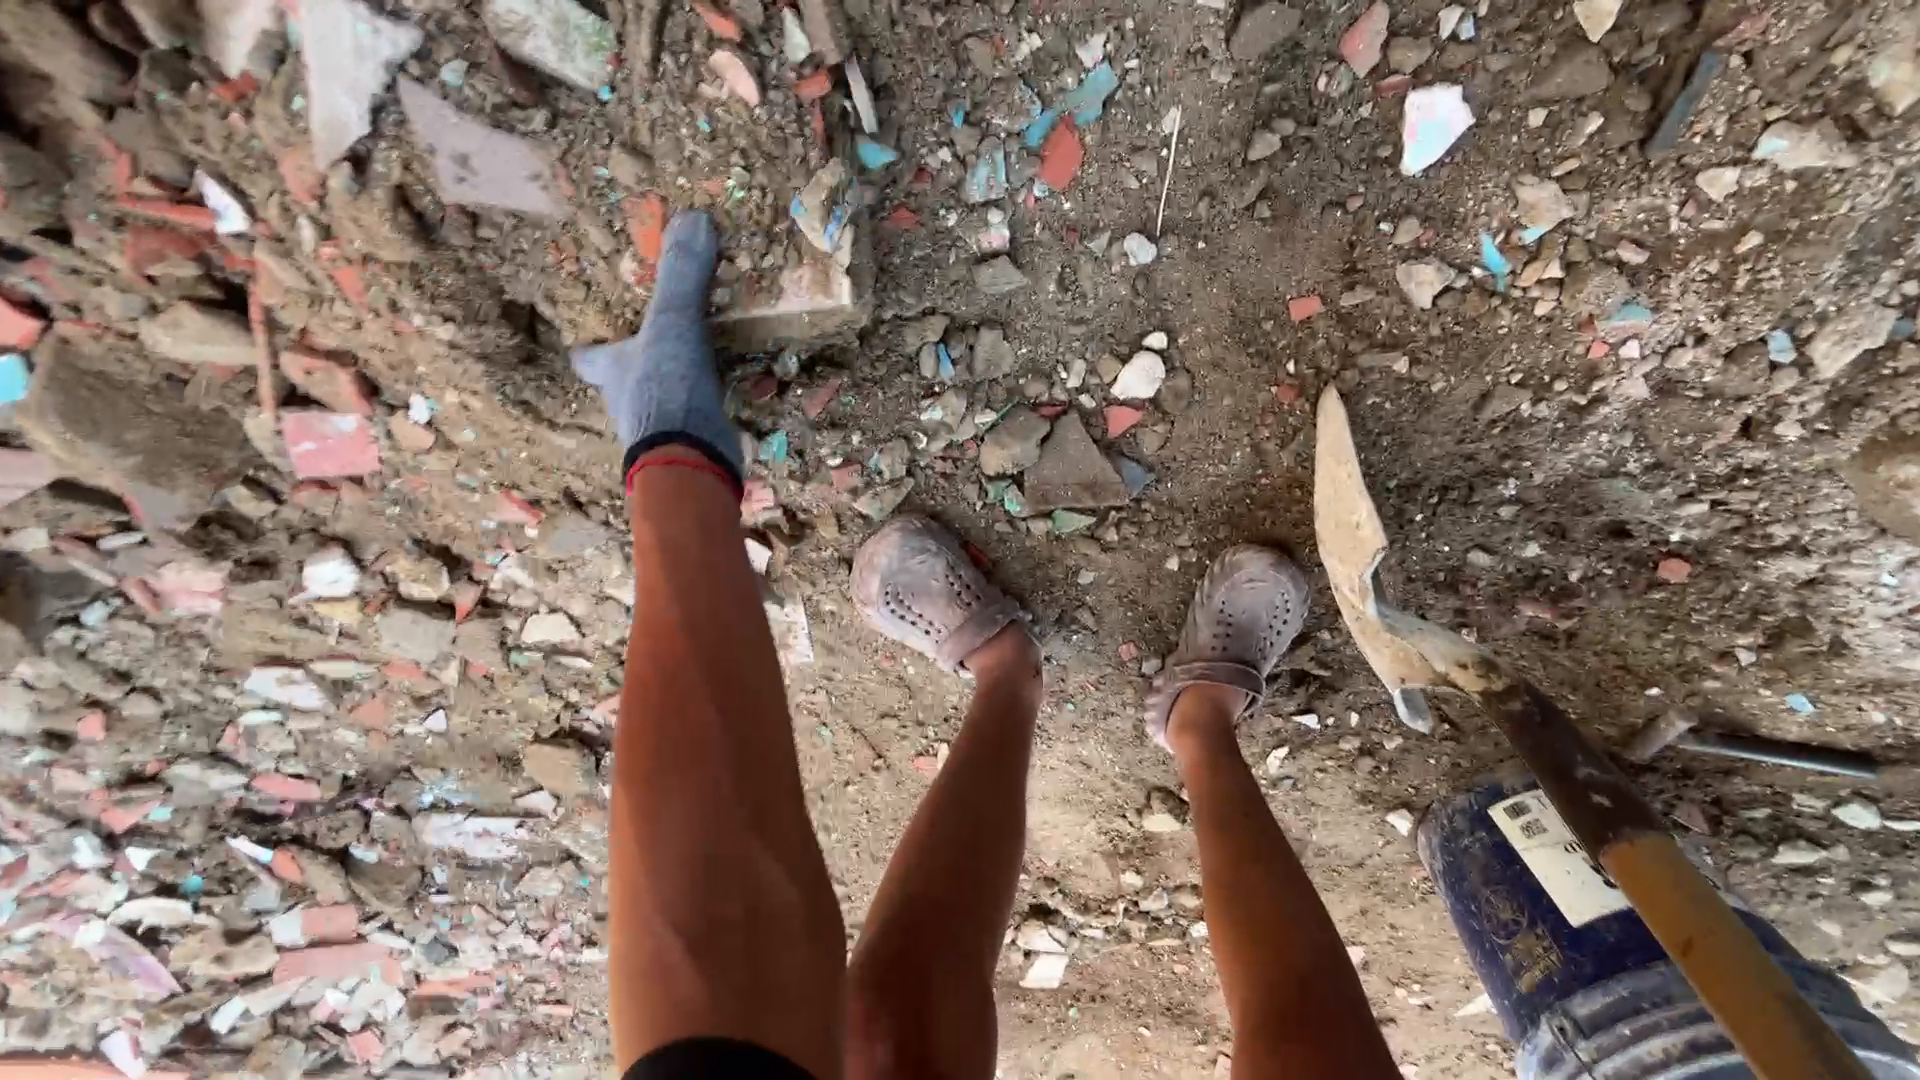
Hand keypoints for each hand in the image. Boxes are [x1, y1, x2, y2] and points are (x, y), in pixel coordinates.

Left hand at [572, 211, 742, 481]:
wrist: (692, 460)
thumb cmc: (665, 389)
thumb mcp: (671, 323)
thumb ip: (681, 276)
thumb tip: (693, 217)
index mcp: (612, 370)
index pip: (587, 358)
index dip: (589, 348)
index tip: (591, 340)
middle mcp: (627, 403)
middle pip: (623, 381)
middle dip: (636, 368)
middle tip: (658, 347)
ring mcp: (658, 429)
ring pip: (659, 404)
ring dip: (674, 390)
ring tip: (702, 369)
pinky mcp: (690, 446)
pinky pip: (696, 422)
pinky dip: (707, 412)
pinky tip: (729, 401)